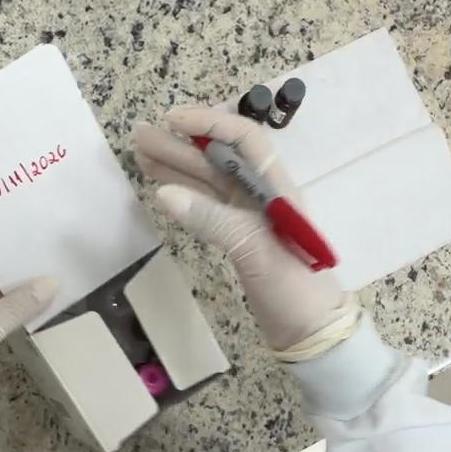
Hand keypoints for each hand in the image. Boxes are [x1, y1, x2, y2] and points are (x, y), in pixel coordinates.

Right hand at [133, 107, 357, 358]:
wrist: (311, 331)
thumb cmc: (294, 288)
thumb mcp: (253, 249)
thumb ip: (211, 220)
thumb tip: (164, 194)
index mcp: (275, 187)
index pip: (242, 140)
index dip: (208, 125)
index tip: (171, 120)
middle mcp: (261, 197)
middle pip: (218, 160)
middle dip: (180, 145)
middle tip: (139, 137)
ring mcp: (249, 220)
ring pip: (208, 184)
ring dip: (176, 168)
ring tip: (141, 156)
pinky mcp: (239, 242)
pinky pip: (207, 209)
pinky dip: (184, 197)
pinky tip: (163, 190)